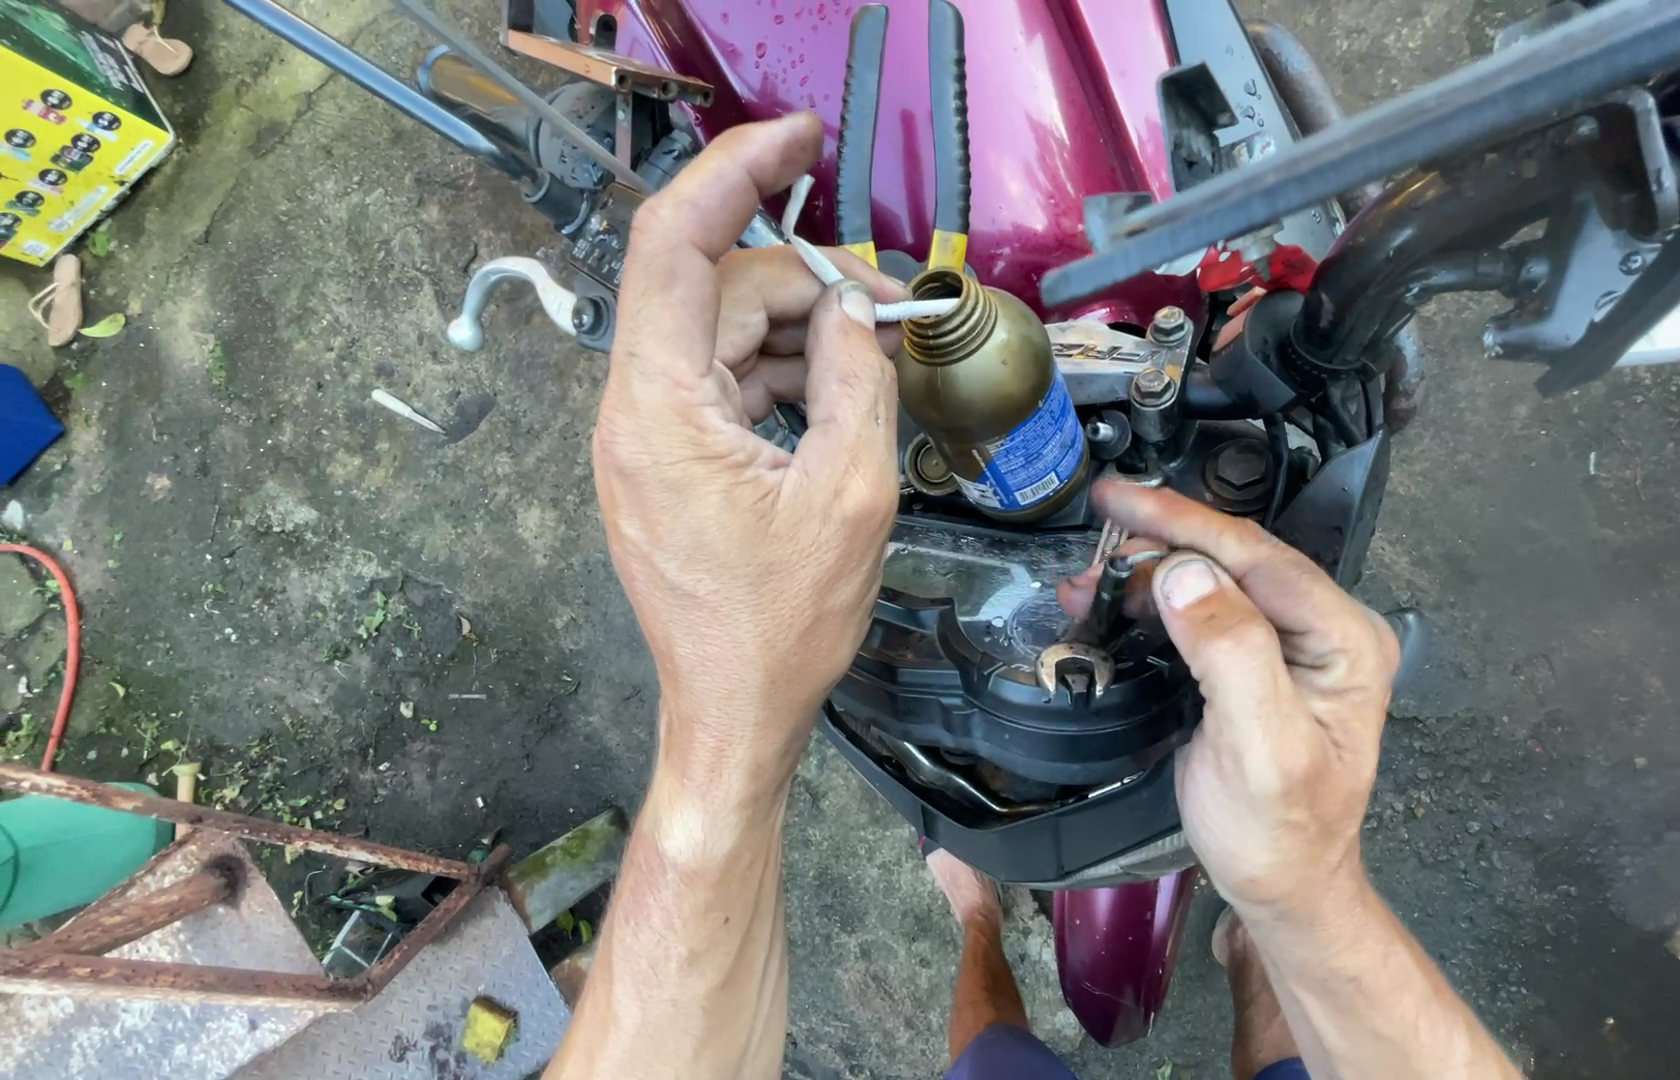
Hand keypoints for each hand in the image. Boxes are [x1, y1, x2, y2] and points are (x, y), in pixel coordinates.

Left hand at [593, 113, 905, 821]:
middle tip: (885, 305)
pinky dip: (783, 374)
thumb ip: (856, 381)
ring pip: (725, 336)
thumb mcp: (851, 494)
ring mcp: (650, 438)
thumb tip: (854, 309)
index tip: (800, 139)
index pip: (677, 243)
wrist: (736, 709)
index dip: (737, 172)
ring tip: (873, 355)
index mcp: (659, 408)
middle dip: (805, 281)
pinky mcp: (672, 462)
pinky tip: (837, 391)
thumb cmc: (783, 625)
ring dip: (801, 331)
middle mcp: (636, 411)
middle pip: (717, 291)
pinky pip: (726, 384)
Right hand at [1061, 480, 1398, 922]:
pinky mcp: (1252, 654)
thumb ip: (1231, 655)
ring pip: (1208, 577)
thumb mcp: (1261, 749)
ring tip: (1089, 586)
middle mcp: (1321, 625)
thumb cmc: (1277, 830)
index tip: (1116, 498)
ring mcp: (1287, 638)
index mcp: (1343, 638)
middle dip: (1154, 546)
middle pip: (1230, 557)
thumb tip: (1184, 575)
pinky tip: (1112, 605)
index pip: (1256, 556)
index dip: (1181, 522)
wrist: (1281, 881)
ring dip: (1144, 573)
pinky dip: (1149, 600)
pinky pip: (1197, 608)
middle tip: (1092, 555)